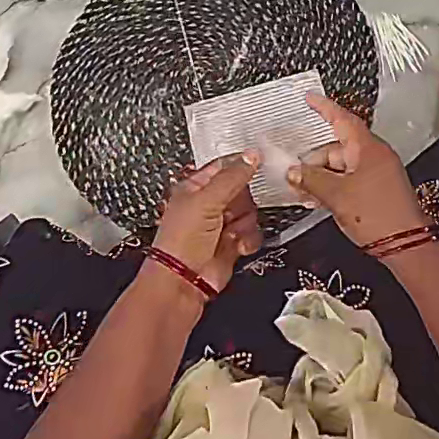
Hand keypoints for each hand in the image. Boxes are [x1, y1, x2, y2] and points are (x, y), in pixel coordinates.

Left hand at [153, 153, 263, 290]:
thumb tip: (251, 156)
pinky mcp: (231, 244)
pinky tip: (237, 245)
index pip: (224, 167)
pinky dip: (248, 240)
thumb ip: (233, 176)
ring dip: (244, 224)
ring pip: (249, 213)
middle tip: (231, 209)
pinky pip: (252, 233)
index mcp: (196, 187)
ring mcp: (220, 225)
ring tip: (230, 231)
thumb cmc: (180, 242)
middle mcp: (208, 205)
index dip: (240, 165)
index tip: (257, 162)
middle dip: (242, 202)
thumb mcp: (207, 200)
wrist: (182, 282)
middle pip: (242, 191)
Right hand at [286, 93, 427, 248]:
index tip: (310, 98)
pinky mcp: (377, 188)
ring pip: (341, 165)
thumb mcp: (336, 195)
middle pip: (336, 147)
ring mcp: (377, 172)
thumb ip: (311, 179)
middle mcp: (374, 156)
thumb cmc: (378, 216)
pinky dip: (333, 185)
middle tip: (295, 175)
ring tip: (304, 192)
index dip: (324, 107)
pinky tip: (319, 199)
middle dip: (314, 160)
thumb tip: (294, 171)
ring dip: (321, 177)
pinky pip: (349, 179)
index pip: (342, 119)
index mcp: (367, 148)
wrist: (406, 245)